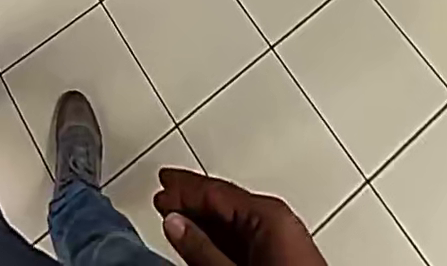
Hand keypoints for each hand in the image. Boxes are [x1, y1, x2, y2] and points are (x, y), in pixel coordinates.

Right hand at [153, 168, 326, 265]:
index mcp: (269, 215)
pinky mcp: (285, 262)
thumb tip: (174, 221)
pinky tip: (203, 246)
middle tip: (164, 196)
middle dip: (191, 201)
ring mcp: (284, 243)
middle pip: (224, 202)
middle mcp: (279, 222)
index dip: (183, 188)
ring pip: (233, 223)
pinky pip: (244, 242)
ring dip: (203, 222)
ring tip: (177, 221)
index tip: (161, 189)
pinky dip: (220, 240)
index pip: (215, 190)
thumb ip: (202, 248)